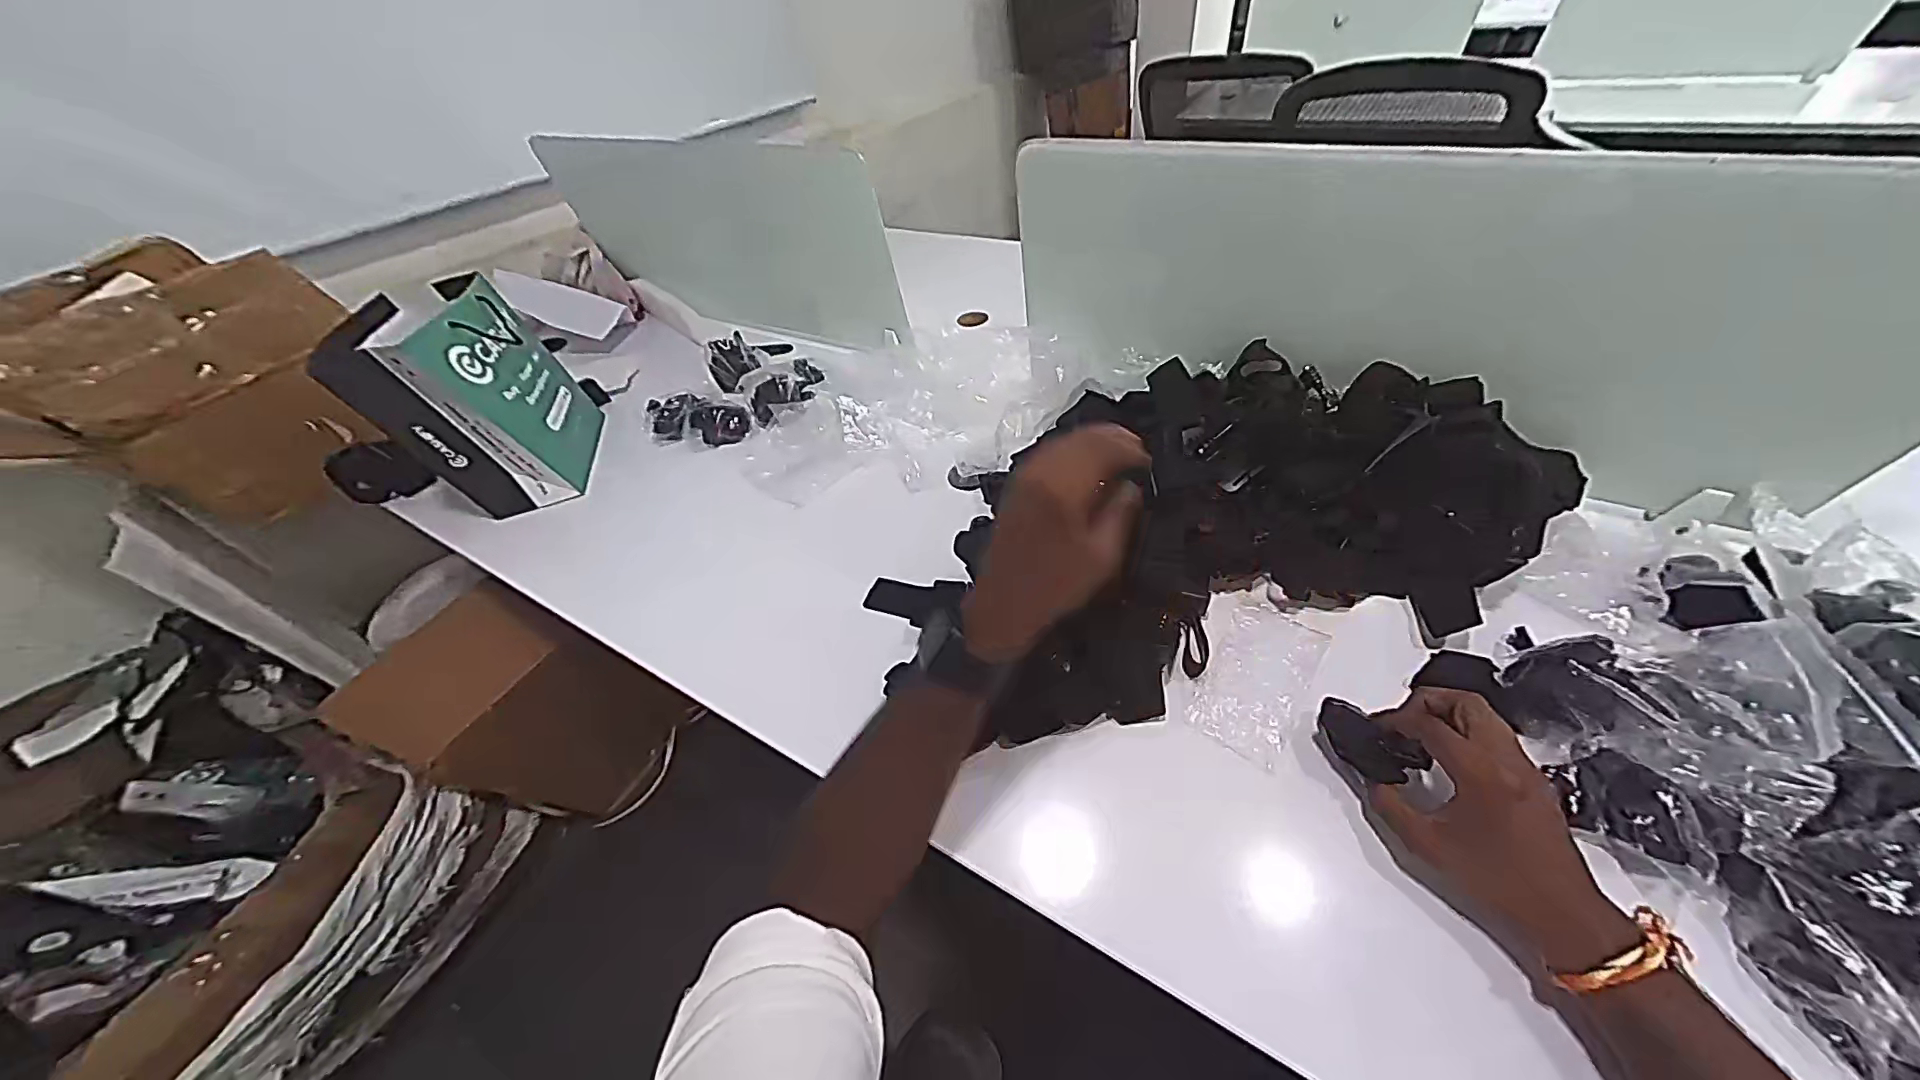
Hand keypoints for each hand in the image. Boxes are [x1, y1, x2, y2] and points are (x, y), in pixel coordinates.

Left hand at [962, 424, 1148, 662]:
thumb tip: (1133, 488)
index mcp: (1062, 487)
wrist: (1004, 603)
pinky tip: (1089, 471)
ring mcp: (1025, 477)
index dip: (1132, 449)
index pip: (1103, 446)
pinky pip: (1051, 455)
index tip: (1149, 461)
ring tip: (1119, 460)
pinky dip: (1075, 454)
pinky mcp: (1018, 486)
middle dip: (1116, 440)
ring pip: (1066, 440)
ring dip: (1095, 444)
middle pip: (1083, 436)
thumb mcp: (1103, 556)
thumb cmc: (1051, 587)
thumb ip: (1122, 513)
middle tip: (1138, 456)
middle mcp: (1040, 473)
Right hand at [1369, 688, 1640, 971]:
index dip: (1395, 720)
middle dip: (1425, 702)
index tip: (1379, 728)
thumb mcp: (1426, 845)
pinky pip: (1497, 738)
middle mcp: (1509, 763)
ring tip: (1421, 736)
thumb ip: (1390, 806)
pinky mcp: (1536, 783)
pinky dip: (1468, 734)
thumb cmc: (1504, 886)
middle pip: (1465, 702)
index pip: (1429, 724)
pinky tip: (1448, 760)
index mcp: (1481, 772)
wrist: (1563, 917)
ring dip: (1448, 715)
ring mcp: (1528, 771)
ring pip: (1485, 716)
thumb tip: (1377, 784)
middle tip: (1401, 720)